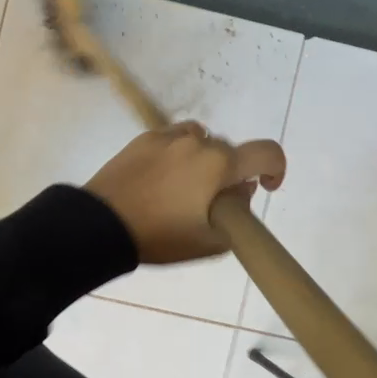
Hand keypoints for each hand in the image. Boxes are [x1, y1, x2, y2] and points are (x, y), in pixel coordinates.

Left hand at [82, 122, 285, 264]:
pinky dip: (176, 153)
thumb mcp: (210, 240)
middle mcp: (194, 141)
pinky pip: (170, 140)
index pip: (266, 152)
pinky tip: (162, 179)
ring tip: (186, 187)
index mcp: (217, 163)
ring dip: (202, 158)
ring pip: (198, 139)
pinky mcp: (139, 140)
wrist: (101, 224)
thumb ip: (237, 214)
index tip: (264, 188)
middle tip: (215, 200)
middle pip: (228, 149)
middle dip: (230, 171)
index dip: (275, 169)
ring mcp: (163, 137)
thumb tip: (238, 191)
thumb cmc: (159, 235)